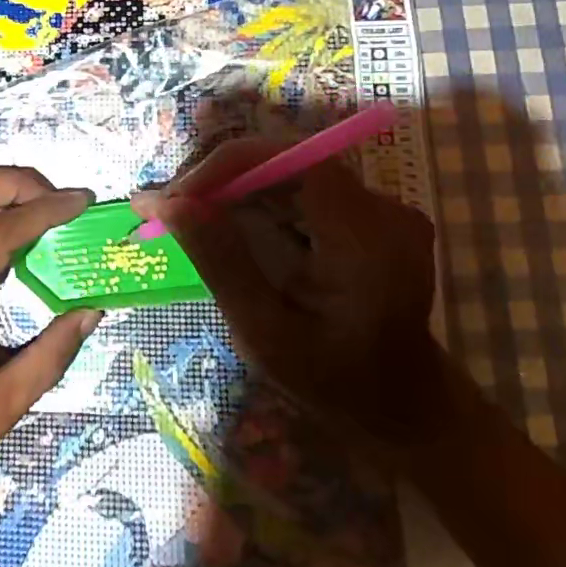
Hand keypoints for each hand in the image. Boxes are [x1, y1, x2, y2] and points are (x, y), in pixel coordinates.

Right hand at [133, 139, 438, 437]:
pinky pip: (301, 185)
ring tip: (183, 212)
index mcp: (368, 243)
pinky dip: (255, 198)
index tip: (175, 198)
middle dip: (221, 178)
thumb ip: (220, 263)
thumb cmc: (331, 382)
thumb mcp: (264, 334)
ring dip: (233, 186)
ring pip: (290, 170)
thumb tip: (166, 202)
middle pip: (288, 161)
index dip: (229, 166)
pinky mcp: (370, 211)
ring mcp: (382, 208)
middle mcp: (385, 211)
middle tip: (166, 206)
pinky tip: (221, 219)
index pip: (294, 162)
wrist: (399, 405)